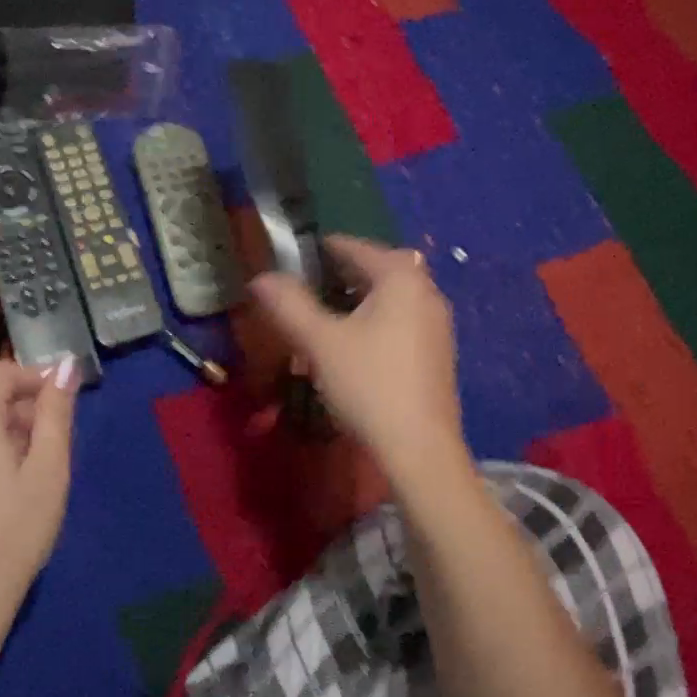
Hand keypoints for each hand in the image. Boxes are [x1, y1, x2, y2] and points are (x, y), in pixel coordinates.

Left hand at [0, 357, 78, 619]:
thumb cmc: (17, 530)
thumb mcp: (49, 469)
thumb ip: (55, 412)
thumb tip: (64, 366)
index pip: (1, 373)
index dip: (35, 377)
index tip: (63, 402)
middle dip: (23, 412)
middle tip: (56, 447)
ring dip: (6, 436)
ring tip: (33, 474)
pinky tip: (4, 493)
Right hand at [251, 237, 469, 474]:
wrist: (419, 449)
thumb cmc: (368, 385)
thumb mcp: (319, 342)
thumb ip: (288, 304)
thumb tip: (260, 278)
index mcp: (400, 278)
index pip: (356, 246)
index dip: (321, 248)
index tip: (291, 257)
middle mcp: (425, 292)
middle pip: (379, 267)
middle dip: (343, 270)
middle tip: (307, 284)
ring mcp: (436, 324)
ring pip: (392, 295)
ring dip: (360, 295)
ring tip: (324, 312)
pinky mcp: (436, 353)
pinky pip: (401, 318)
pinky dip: (376, 318)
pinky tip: (352, 341)